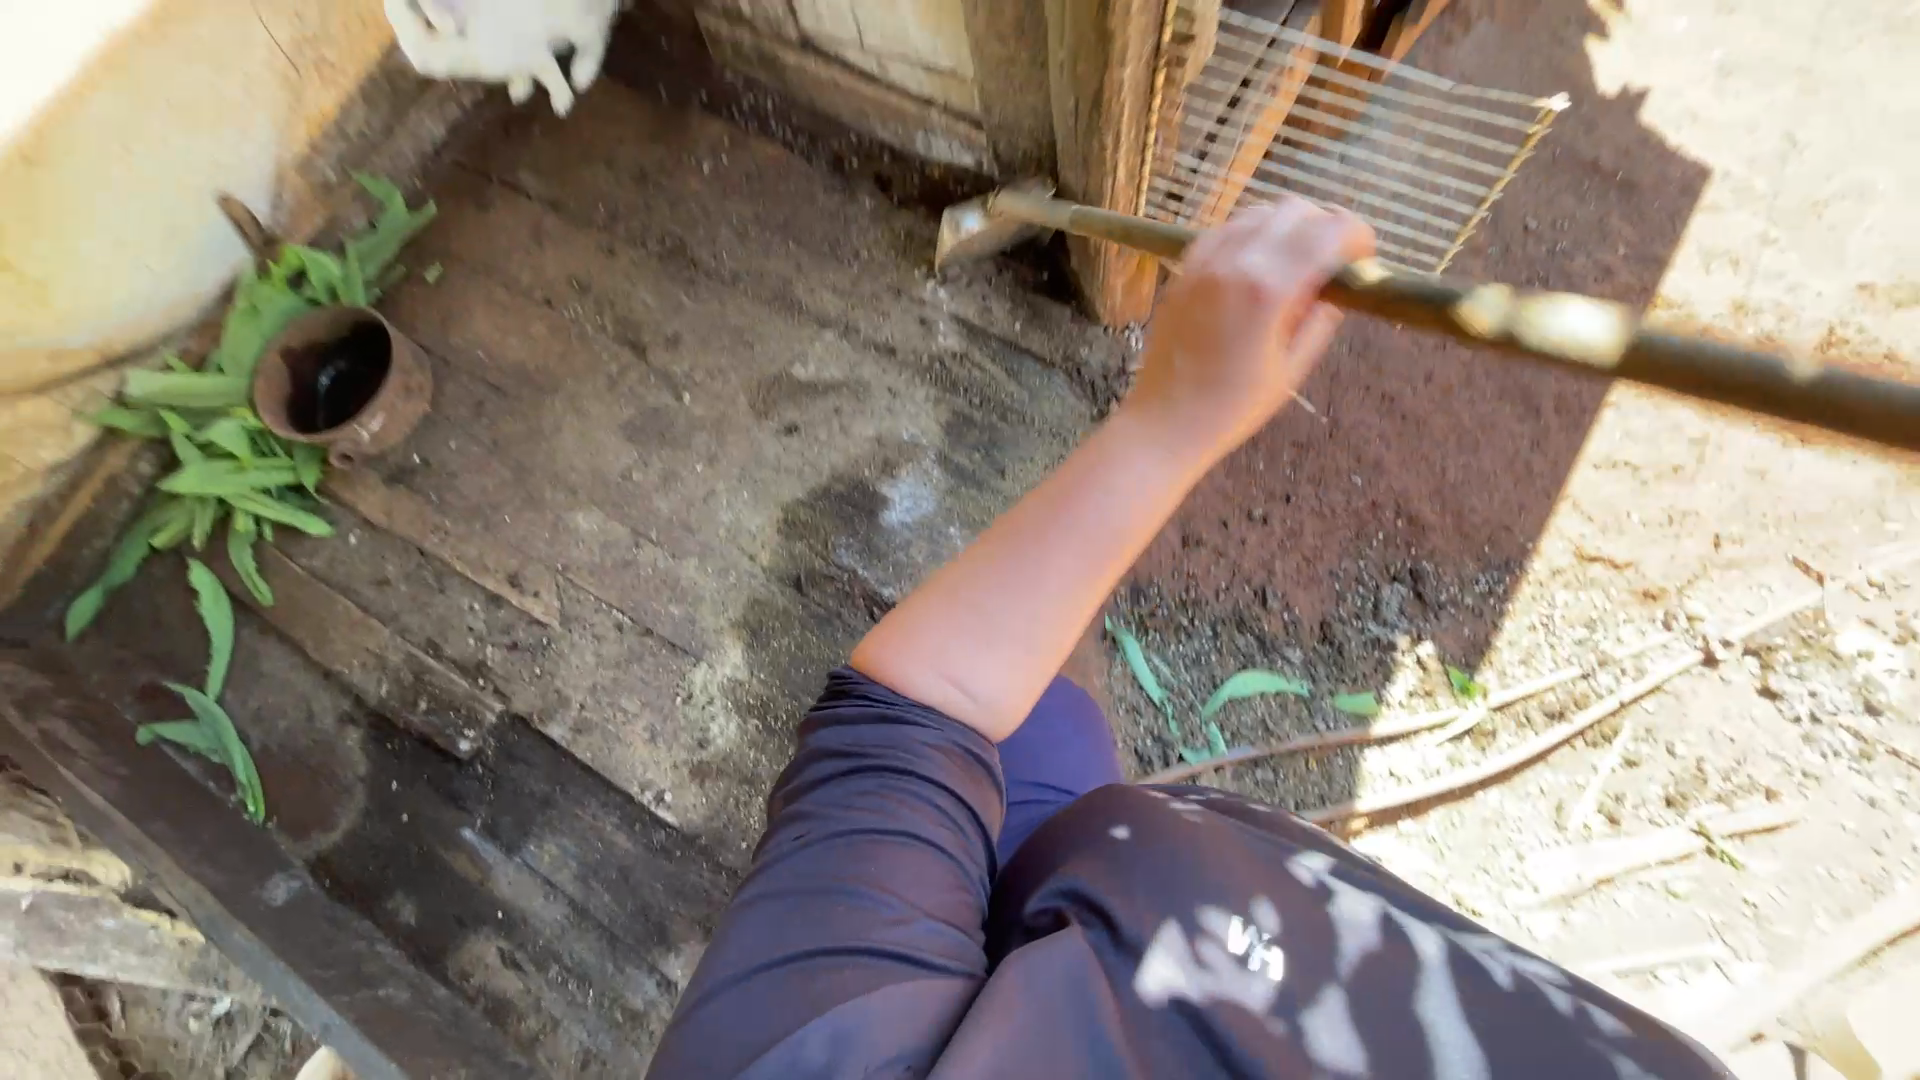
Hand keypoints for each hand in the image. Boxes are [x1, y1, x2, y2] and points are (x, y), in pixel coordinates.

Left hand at [1125, 197, 1373, 460]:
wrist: (1164, 422)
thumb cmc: (1231, 407)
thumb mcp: (1291, 367)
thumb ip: (1320, 317)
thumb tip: (1338, 285)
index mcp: (1269, 288)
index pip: (1330, 231)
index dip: (1357, 237)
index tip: (1363, 257)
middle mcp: (1235, 263)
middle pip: (1294, 209)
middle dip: (1323, 225)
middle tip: (1331, 258)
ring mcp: (1202, 264)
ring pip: (1257, 213)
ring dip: (1285, 226)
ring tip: (1293, 261)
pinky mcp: (1182, 274)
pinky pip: (1221, 231)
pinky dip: (1246, 236)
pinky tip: (1253, 265)